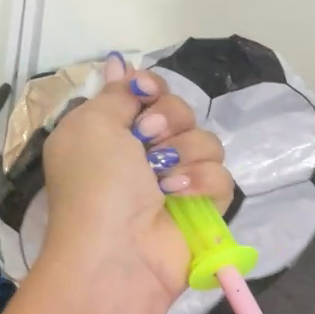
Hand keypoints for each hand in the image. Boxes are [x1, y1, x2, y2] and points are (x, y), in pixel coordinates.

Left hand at [39, 53, 234, 297]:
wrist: (118, 248)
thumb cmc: (96, 184)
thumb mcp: (92, 125)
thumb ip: (116, 94)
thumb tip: (121, 65)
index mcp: (115, 131)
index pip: (150, 93)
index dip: (153, 88)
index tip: (145, 93)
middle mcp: (148, 152)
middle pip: (183, 111)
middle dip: (169, 121)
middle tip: (148, 142)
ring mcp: (180, 180)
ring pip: (207, 142)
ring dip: (184, 155)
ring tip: (162, 180)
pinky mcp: (206, 206)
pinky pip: (222, 176)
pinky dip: (201, 182)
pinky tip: (179, 196)